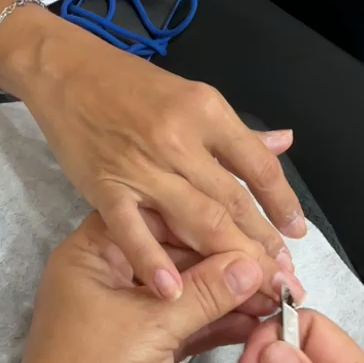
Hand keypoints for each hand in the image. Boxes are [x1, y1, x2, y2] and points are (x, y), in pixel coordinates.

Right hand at [0, 10, 306, 297]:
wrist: (65, 70)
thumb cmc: (128, 82)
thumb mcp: (189, 95)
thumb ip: (233, 129)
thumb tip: (283, 142)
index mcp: (204, 110)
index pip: (257, 165)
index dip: (282, 203)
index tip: (297, 233)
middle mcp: (179, 139)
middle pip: (233, 202)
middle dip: (263, 245)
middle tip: (285, 279)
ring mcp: (141, 165)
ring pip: (195, 219)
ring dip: (228, 257)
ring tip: (253, 289)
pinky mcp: (104, 186)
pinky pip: (133, 230)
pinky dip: (154, 261)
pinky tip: (174, 291)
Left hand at [0, 215, 277, 362]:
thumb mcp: (150, 328)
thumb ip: (205, 292)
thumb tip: (254, 263)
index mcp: (95, 249)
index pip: (158, 218)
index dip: (207, 222)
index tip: (256, 231)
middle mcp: (112, 269)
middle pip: (177, 252)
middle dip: (227, 262)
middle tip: (280, 270)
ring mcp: (130, 306)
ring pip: (187, 288)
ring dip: (230, 293)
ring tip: (281, 295)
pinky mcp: (146, 340)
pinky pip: (188, 319)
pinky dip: (220, 321)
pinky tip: (258, 319)